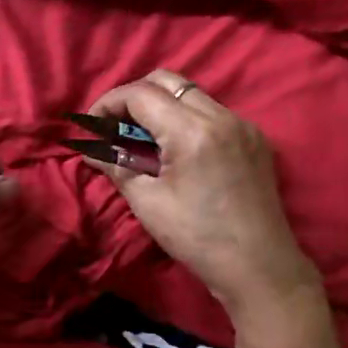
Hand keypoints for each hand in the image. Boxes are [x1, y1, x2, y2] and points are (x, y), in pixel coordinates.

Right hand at [85, 71, 319, 312]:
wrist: (258, 266)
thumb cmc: (197, 237)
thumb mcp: (147, 203)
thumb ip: (117, 166)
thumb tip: (89, 150)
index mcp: (192, 131)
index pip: (141, 94)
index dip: (109, 103)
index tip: (92, 126)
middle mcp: (221, 116)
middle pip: (167, 81)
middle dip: (134, 96)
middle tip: (115, 126)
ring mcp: (243, 125)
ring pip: (191, 93)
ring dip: (160, 105)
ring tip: (141, 138)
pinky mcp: (254, 139)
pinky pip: (212, 111)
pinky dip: (185, 117)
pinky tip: (174, 148)